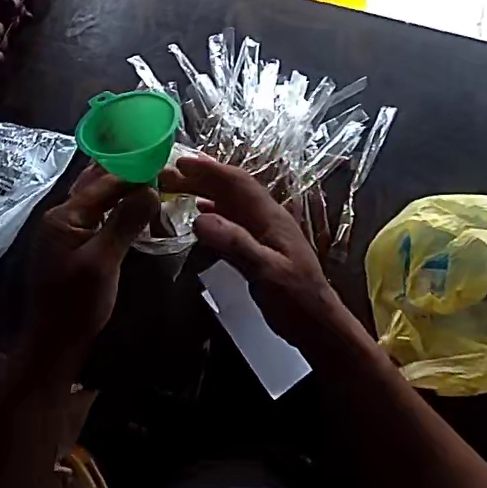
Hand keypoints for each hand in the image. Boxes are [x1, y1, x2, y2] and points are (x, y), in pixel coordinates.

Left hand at [28, 165, 158, 361]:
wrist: (56, 343)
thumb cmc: (77, 303)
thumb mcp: (103, 261)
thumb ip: (125, 222)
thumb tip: (151, 189)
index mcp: (63, 216)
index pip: (104, 183)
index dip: (135, 173)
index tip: (165, 168)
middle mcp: (62, 216)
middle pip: (97, 185)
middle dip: (127, 175)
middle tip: (159, 168)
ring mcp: (67, 231)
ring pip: (98, 200)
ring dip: (123, 190)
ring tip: (153, 182)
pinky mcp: (76, 245)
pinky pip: (99, 216)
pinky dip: (118, 208)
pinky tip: (137, 209)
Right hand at [158, 155, 367, 357]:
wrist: (318, 326)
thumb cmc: (296, 299)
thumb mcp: (266, 271)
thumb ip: (235, 244)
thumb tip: (199, 218)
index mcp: (270, 217)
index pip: (237, 183)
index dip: (209, 170)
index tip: (180, 161)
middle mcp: (267, 218)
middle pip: (231, 188)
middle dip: (201, 176)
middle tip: (168, 172)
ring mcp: (264, 232)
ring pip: (230, 202)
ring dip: (204, 190)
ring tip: (177, 185)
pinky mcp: (260, 247)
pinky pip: (232, 219)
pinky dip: (213, 210)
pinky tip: (199, 212)